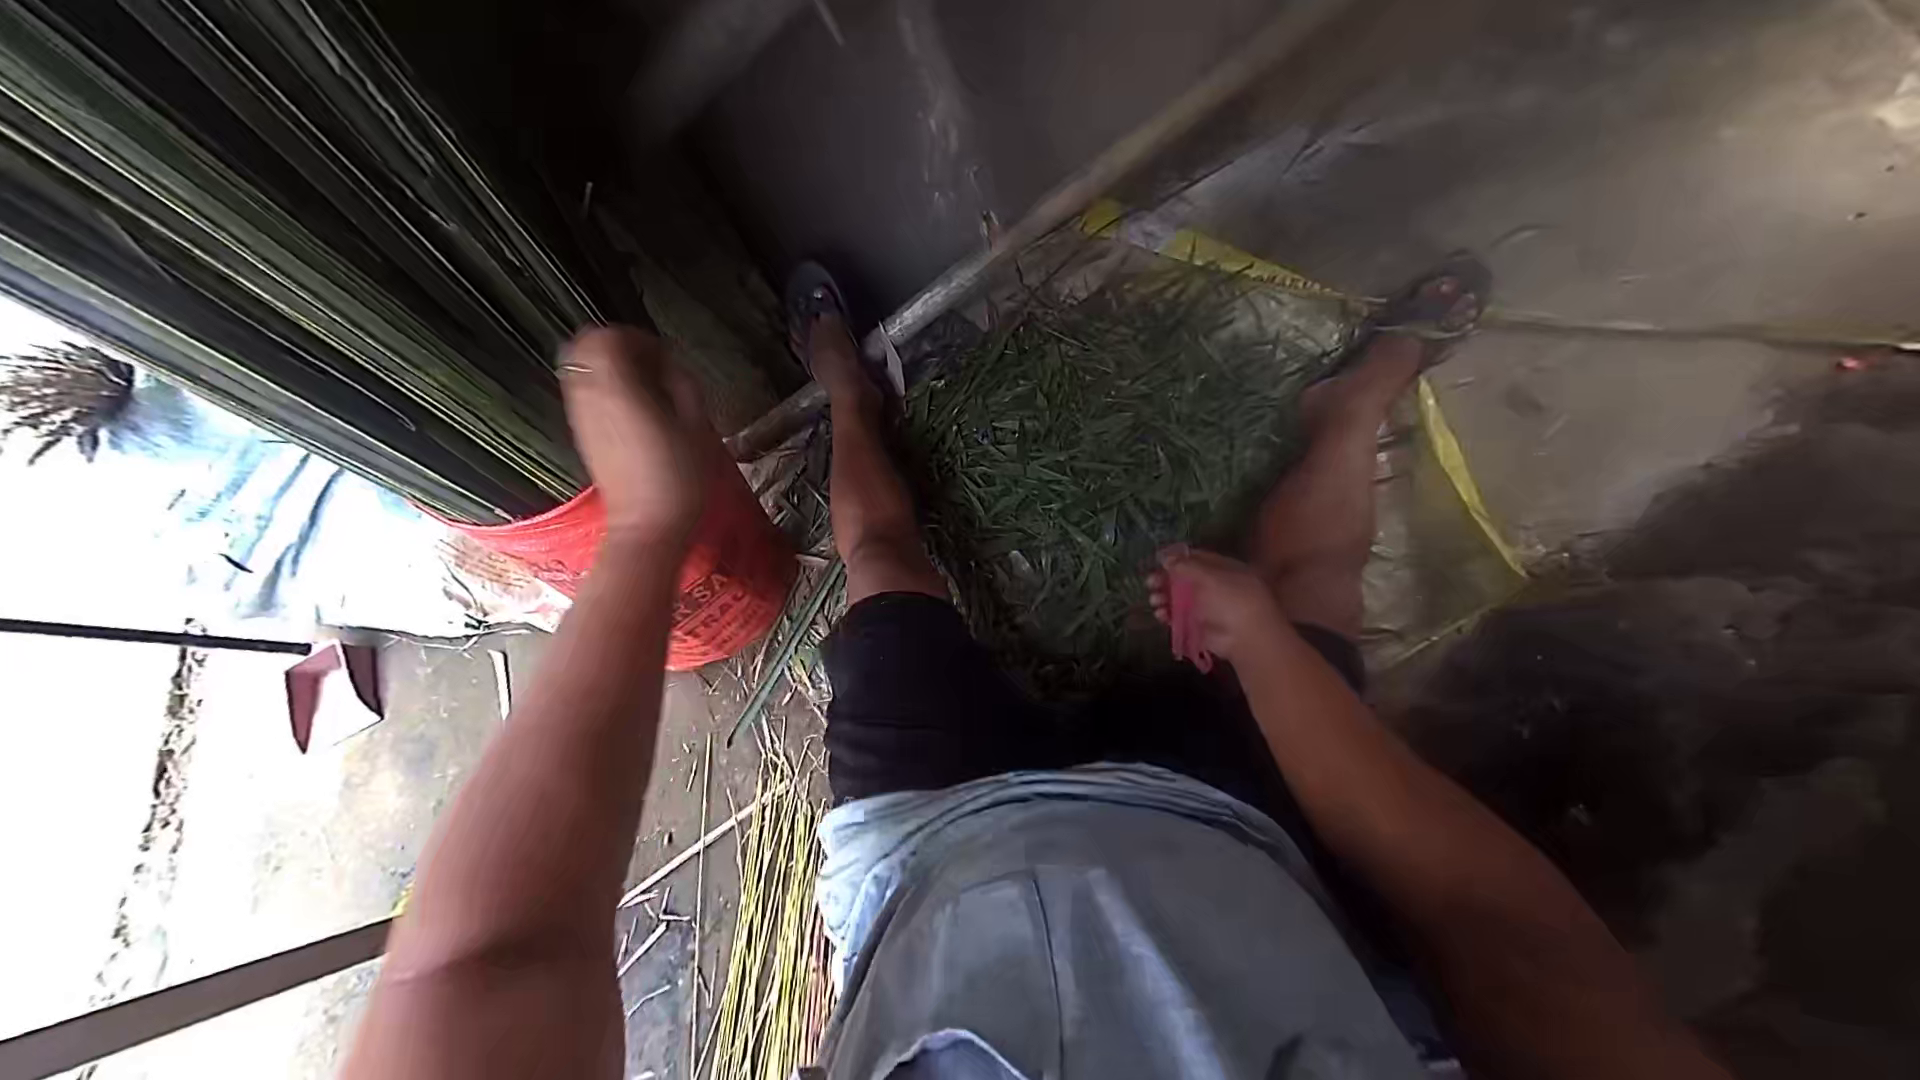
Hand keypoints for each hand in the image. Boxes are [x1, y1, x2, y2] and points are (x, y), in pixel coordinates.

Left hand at [558, 326, 707, 547]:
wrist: (648, 526)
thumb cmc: (680, 480)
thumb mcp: (698, 427)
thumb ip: (684, 386)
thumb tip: (672, 369)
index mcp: (620, 390)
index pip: (608, 337)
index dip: (637, 337)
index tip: (662, 353)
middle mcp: (591, 398)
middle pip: (585, 346)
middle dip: (617, 346)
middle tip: (650, 363)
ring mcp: (582, 418)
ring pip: (581, 369)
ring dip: (610, 368)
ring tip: (644, 386)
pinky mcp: (584, 436)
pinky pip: (586, 395)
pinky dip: (605, 389)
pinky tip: (635, 410)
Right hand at [1146, 546, 1290, 665]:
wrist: (1246, 637)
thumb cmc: (1232, 599)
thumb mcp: (1210, 576)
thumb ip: (1185, 566)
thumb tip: (1165, 557)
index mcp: (1223, 570)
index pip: (1196, 559)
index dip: (1176, 559)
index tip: (1158, 562)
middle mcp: (1215, 587)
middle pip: (1184, 579)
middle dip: (1165, 580)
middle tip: (1150, 583)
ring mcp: (1207, 608)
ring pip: (1179, 599)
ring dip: (1164, 597)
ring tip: (1154, 600)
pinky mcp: (1199, 627)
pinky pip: (1179, 618)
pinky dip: (1168, 615)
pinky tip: (1160, 615)